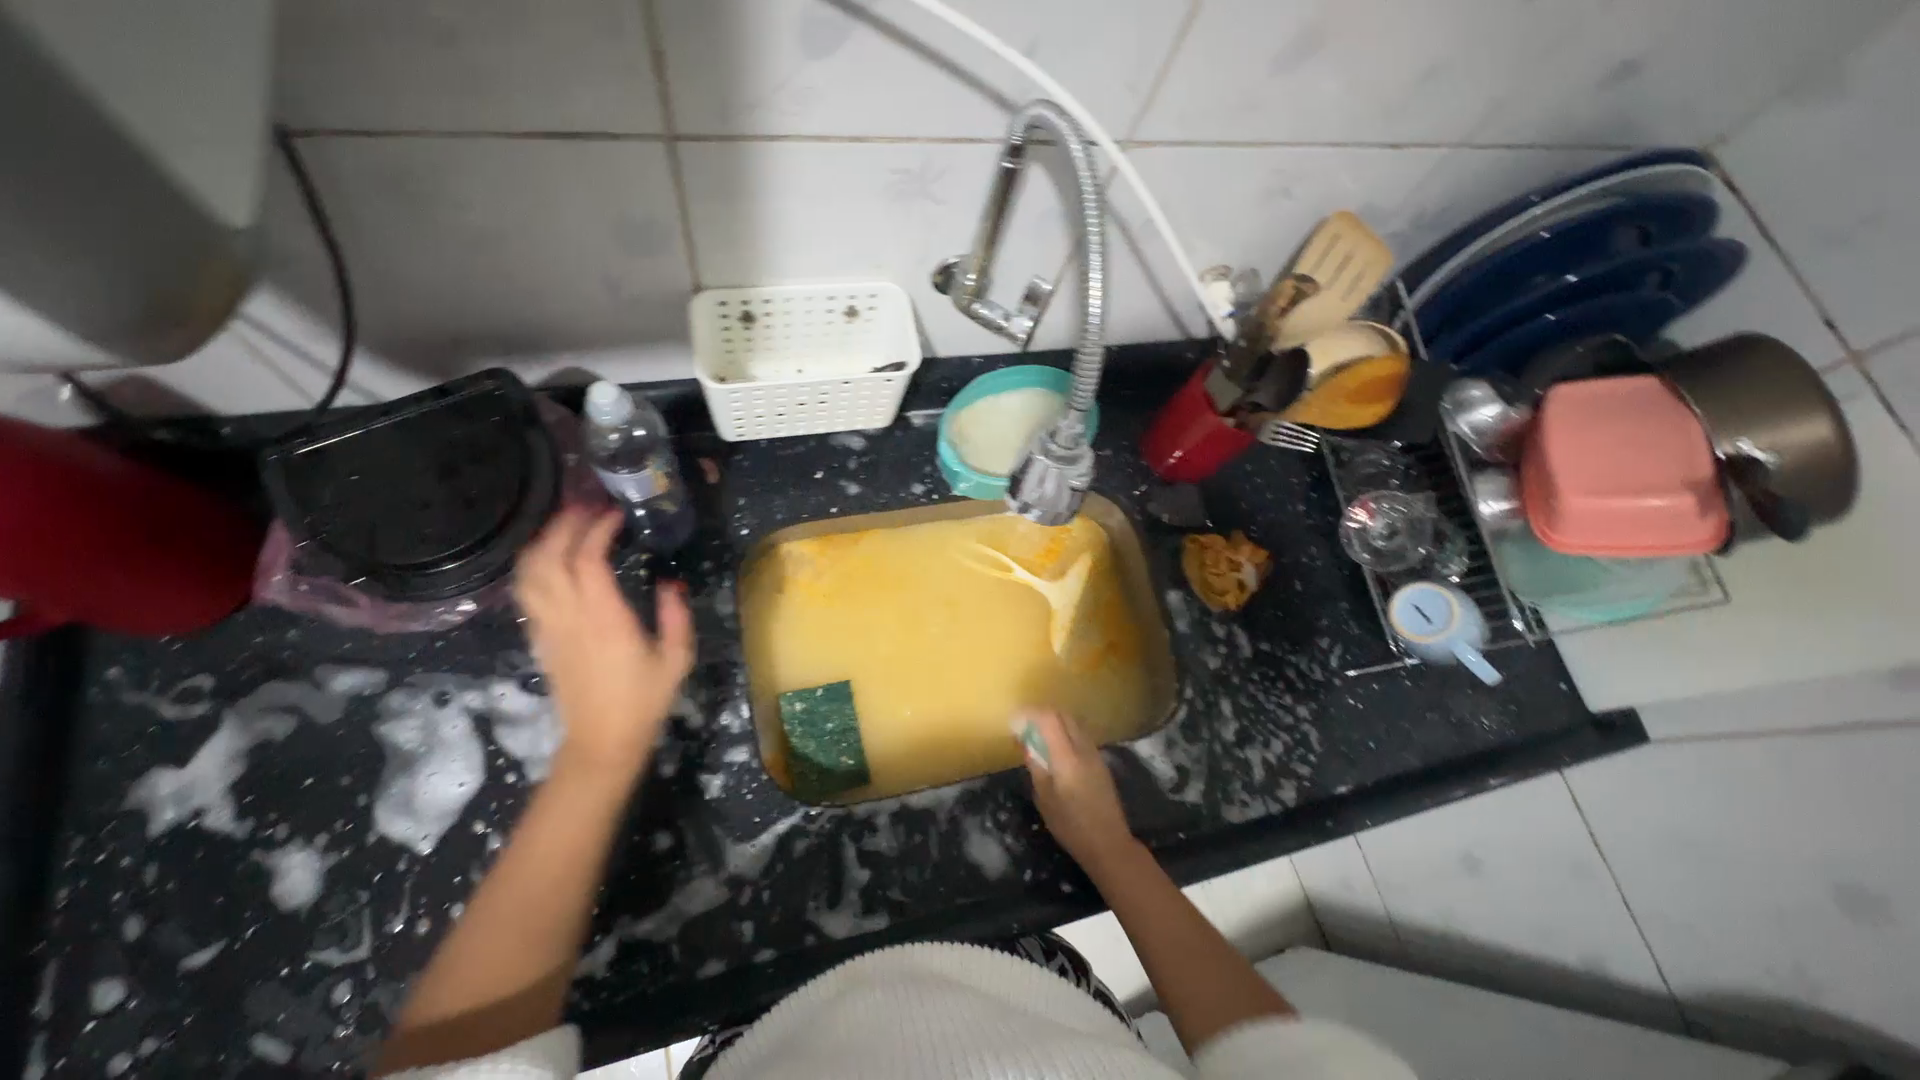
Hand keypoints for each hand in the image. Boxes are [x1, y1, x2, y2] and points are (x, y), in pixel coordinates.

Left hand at [513, 507, 694, 780]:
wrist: (601, 741)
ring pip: (529, 572)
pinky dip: (533, 566)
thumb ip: (675, 616)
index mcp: (605, 619)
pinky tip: (550, 559)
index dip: (598, 529)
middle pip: (551, 556)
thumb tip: (668, 583)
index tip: (617, 515)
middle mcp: (570, 617)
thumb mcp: (676, 659)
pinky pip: (525, 592)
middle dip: (567, 524)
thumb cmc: (644, 701)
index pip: (588, 559)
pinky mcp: (539, 638)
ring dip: (543, 541)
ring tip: (566, 525)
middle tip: (589, 507)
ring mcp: (548, 627)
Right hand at [1018, 708, 1137, 871]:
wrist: (1108, 842)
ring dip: (1054, 723)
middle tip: (1024, 727)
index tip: (1014, 721)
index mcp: (1067, 757)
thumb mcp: (1044, 797)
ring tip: (1037, 738)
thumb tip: (1026, 742)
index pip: (1049, 719)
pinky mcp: (1100, 761)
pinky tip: (1055, 750)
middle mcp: (1083, 748)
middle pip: (1063, 715)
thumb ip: (1035, 765)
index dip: (1030, 714)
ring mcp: (1095, 753)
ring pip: (1073, 723)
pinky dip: (1065, 733)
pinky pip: (1080, 735)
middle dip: (1041, 714)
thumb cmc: (1070, 825)